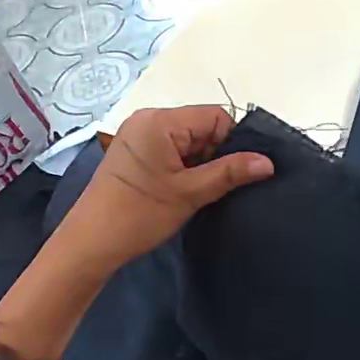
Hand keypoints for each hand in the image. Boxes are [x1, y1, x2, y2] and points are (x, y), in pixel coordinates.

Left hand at [47, 106, 272, 278]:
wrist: (91, 243)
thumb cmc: (139, 214)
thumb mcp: (190, 193)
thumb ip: (230, 172)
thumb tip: (268, 162)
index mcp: (159, 121)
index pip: (215, 116)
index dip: (233, 143)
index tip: (236, 174)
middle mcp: (147, 119)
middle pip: (202, 127)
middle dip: (216, 155)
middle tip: (217, 187)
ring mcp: (138, 136)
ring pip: (188, 142)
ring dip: (200, 165)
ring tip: (199, 192)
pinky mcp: (134, 153)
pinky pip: (171, 151)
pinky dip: (184, 169)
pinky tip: (184, 191)